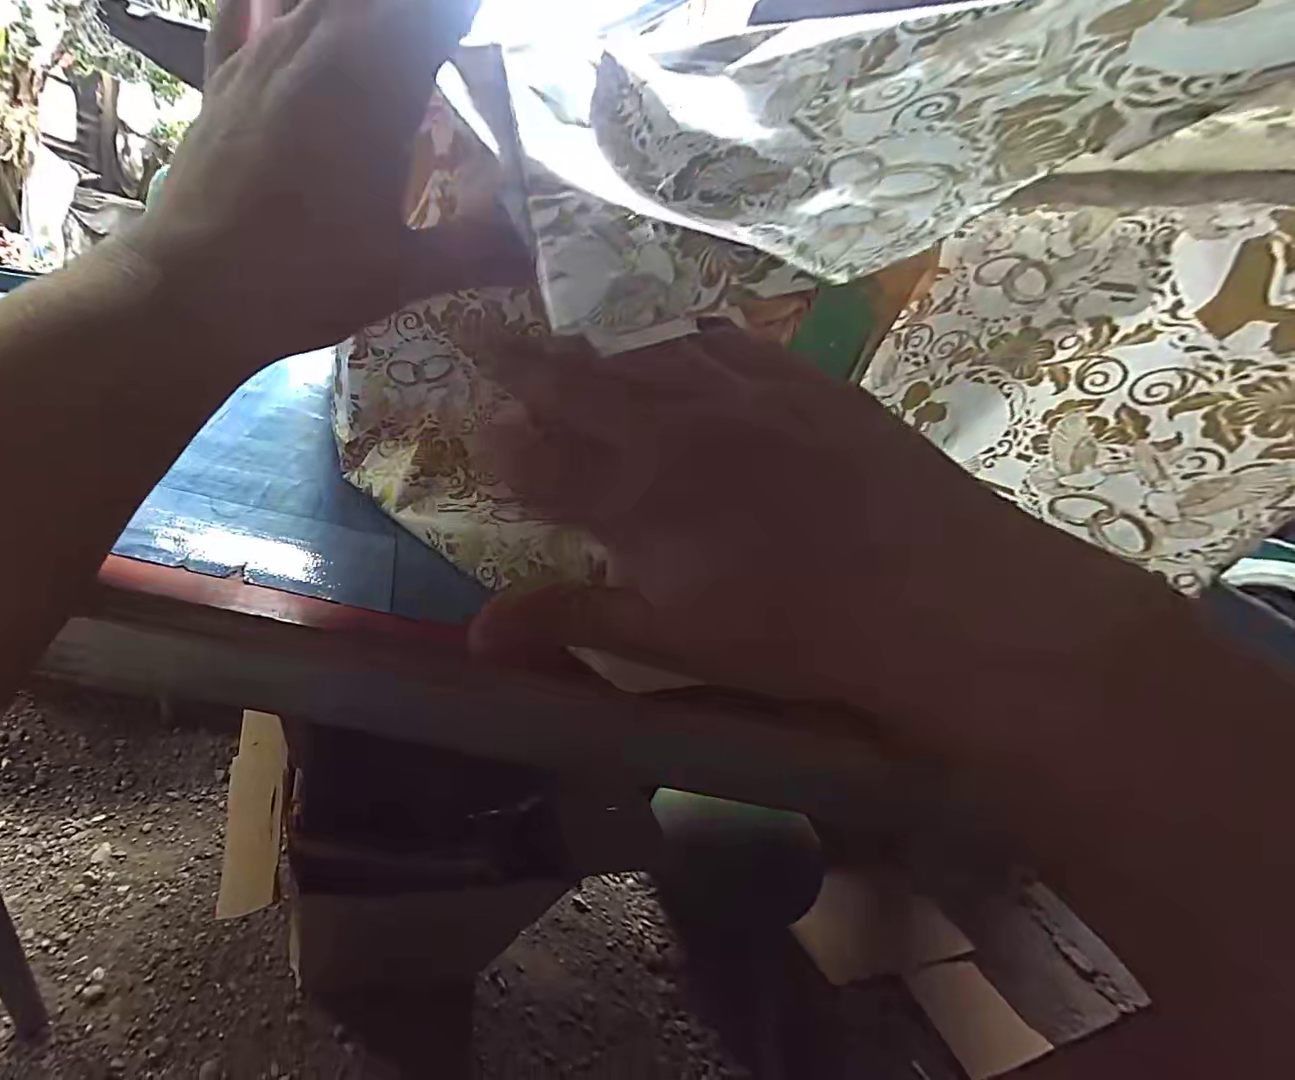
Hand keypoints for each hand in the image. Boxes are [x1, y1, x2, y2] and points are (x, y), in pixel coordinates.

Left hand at [122, 0, 529, 361]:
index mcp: (380, 70)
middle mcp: (321, 36)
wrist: (192, 295)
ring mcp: (262, 52)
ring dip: (353, 20)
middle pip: (379, 3)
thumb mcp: (400, 273)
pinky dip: (266, 5)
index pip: (444, 6)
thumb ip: (473, 252)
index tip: (485, 51)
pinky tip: (279, 16)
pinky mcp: (220, 82)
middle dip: (419, 27)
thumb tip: (535, 257)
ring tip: (377, 57)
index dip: (470, 23)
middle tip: (437, 63)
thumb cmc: (303, 281)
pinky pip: (242, 12)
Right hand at [468, 328, 1183, 745]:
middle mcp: (673, 431)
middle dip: (520, 366)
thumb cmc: (791, 633)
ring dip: (587, 343)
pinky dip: (678, 336)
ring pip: (639, 352)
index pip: (537, 461)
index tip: (472, 427)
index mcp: (635, 498)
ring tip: (557, 331)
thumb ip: (564, 619)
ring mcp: (739, 395)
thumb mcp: (665, 641)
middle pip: (575, 386)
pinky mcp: (800, 381)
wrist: (951, 604)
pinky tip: (665, 336)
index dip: (497, 445)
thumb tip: (474, 633)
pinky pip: (722, 340)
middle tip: (483, 338)